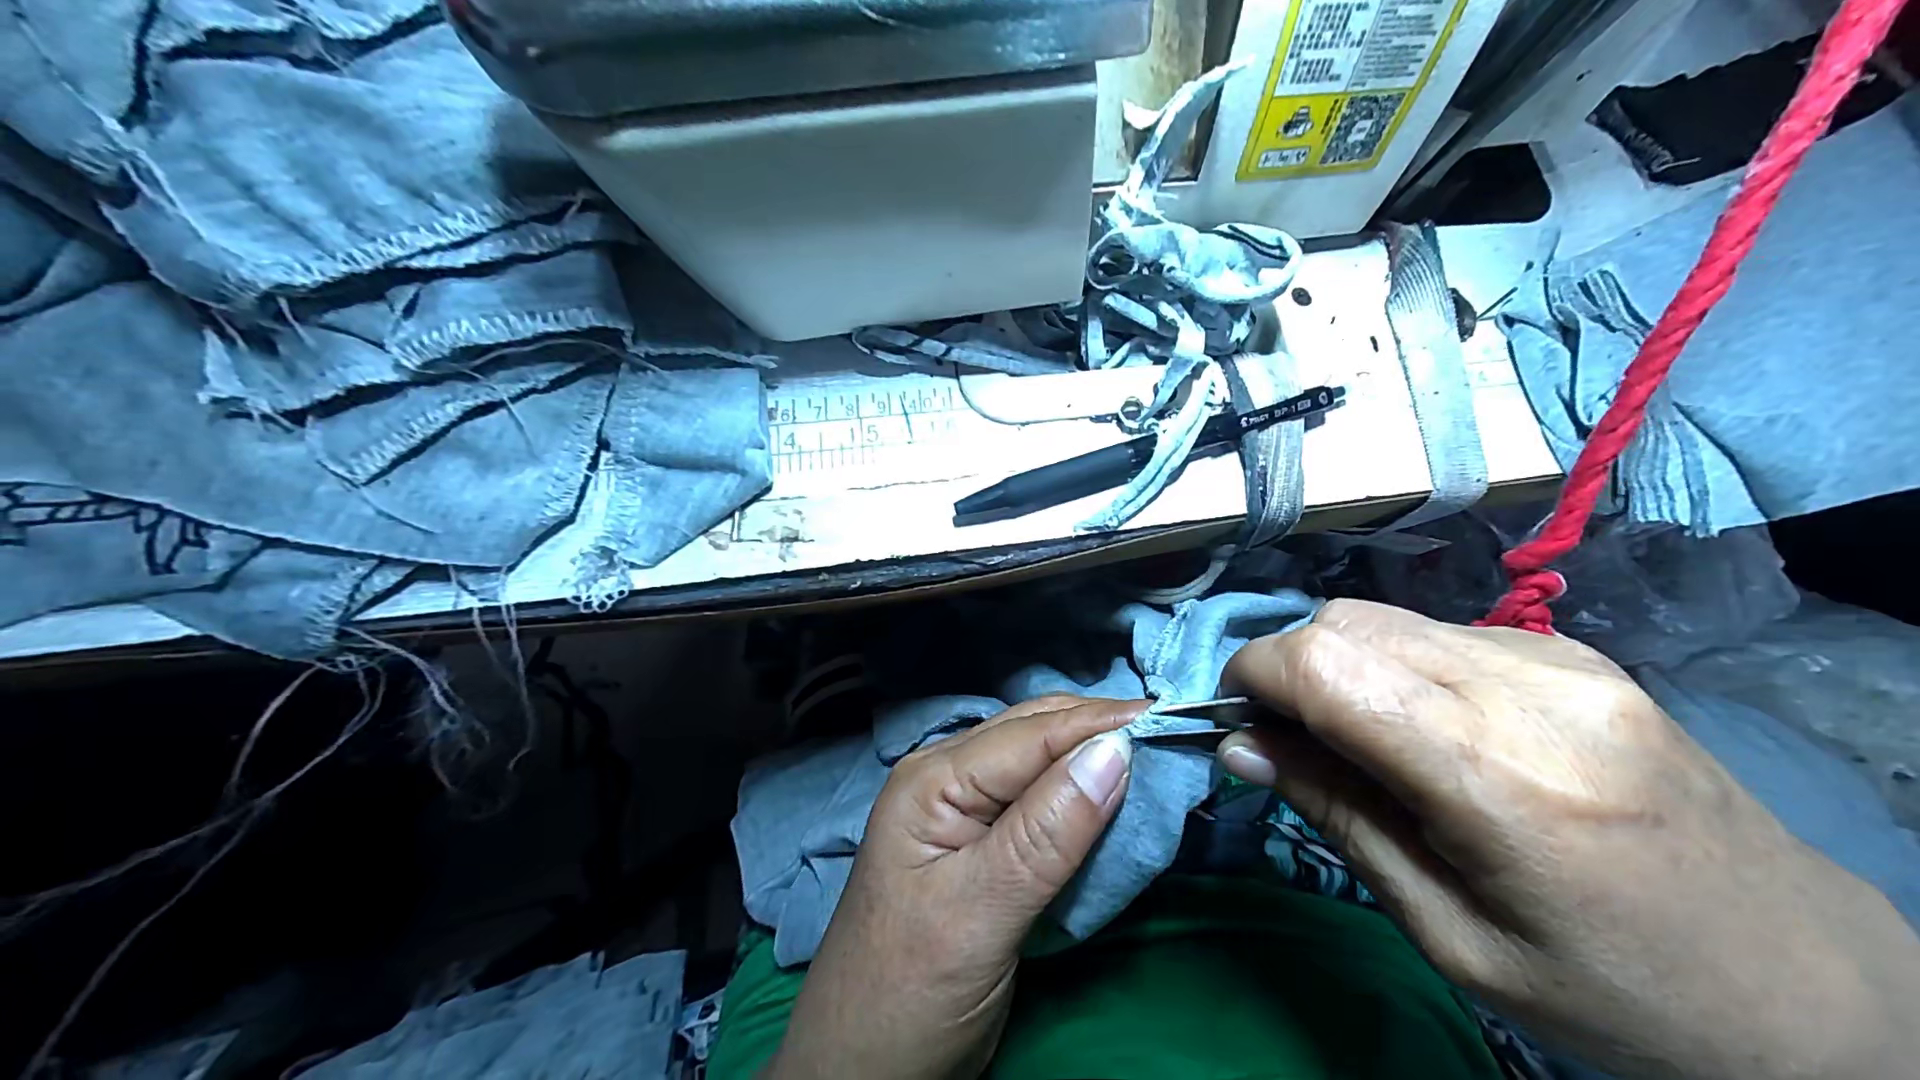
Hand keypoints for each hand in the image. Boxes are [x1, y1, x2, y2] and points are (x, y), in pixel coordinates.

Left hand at [768, 696, 1141, 1079]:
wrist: (859, 1064)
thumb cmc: (907, 991)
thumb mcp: (977, 914)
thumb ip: (1045, 833)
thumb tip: (1115, 751)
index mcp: (933, 779)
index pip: (1030, 735)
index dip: (1100, 722)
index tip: (1171, 716)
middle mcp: (946, 777)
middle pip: (1032, 734)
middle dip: (1098, 727)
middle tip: (1171, 729)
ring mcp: (960, 809)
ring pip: (1037, 760)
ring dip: (1090, 752)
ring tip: (1152, 749)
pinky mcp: (980, 842)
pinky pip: (1036, 798)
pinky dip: (1077, 789)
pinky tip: (1107, 788)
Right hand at [1217, 600, 1919, 1079]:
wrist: (1817, 991)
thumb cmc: (1614, 992)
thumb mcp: (1449, 933)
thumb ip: (1336, 815)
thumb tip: (1237, 745)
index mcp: (1503, 777)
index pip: (1327, 665)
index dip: (1254, 675)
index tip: (1236, 721)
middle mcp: (1533, 690)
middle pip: (1345, 623)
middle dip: (1288, 669)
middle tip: (1288, 738)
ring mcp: (1563, 660)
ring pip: (1382, 617)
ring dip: (1338, 665)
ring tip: (1356, 737)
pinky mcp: (1576, 653)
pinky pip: (1435, 631)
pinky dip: (1392, 665)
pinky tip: (1423, 726)